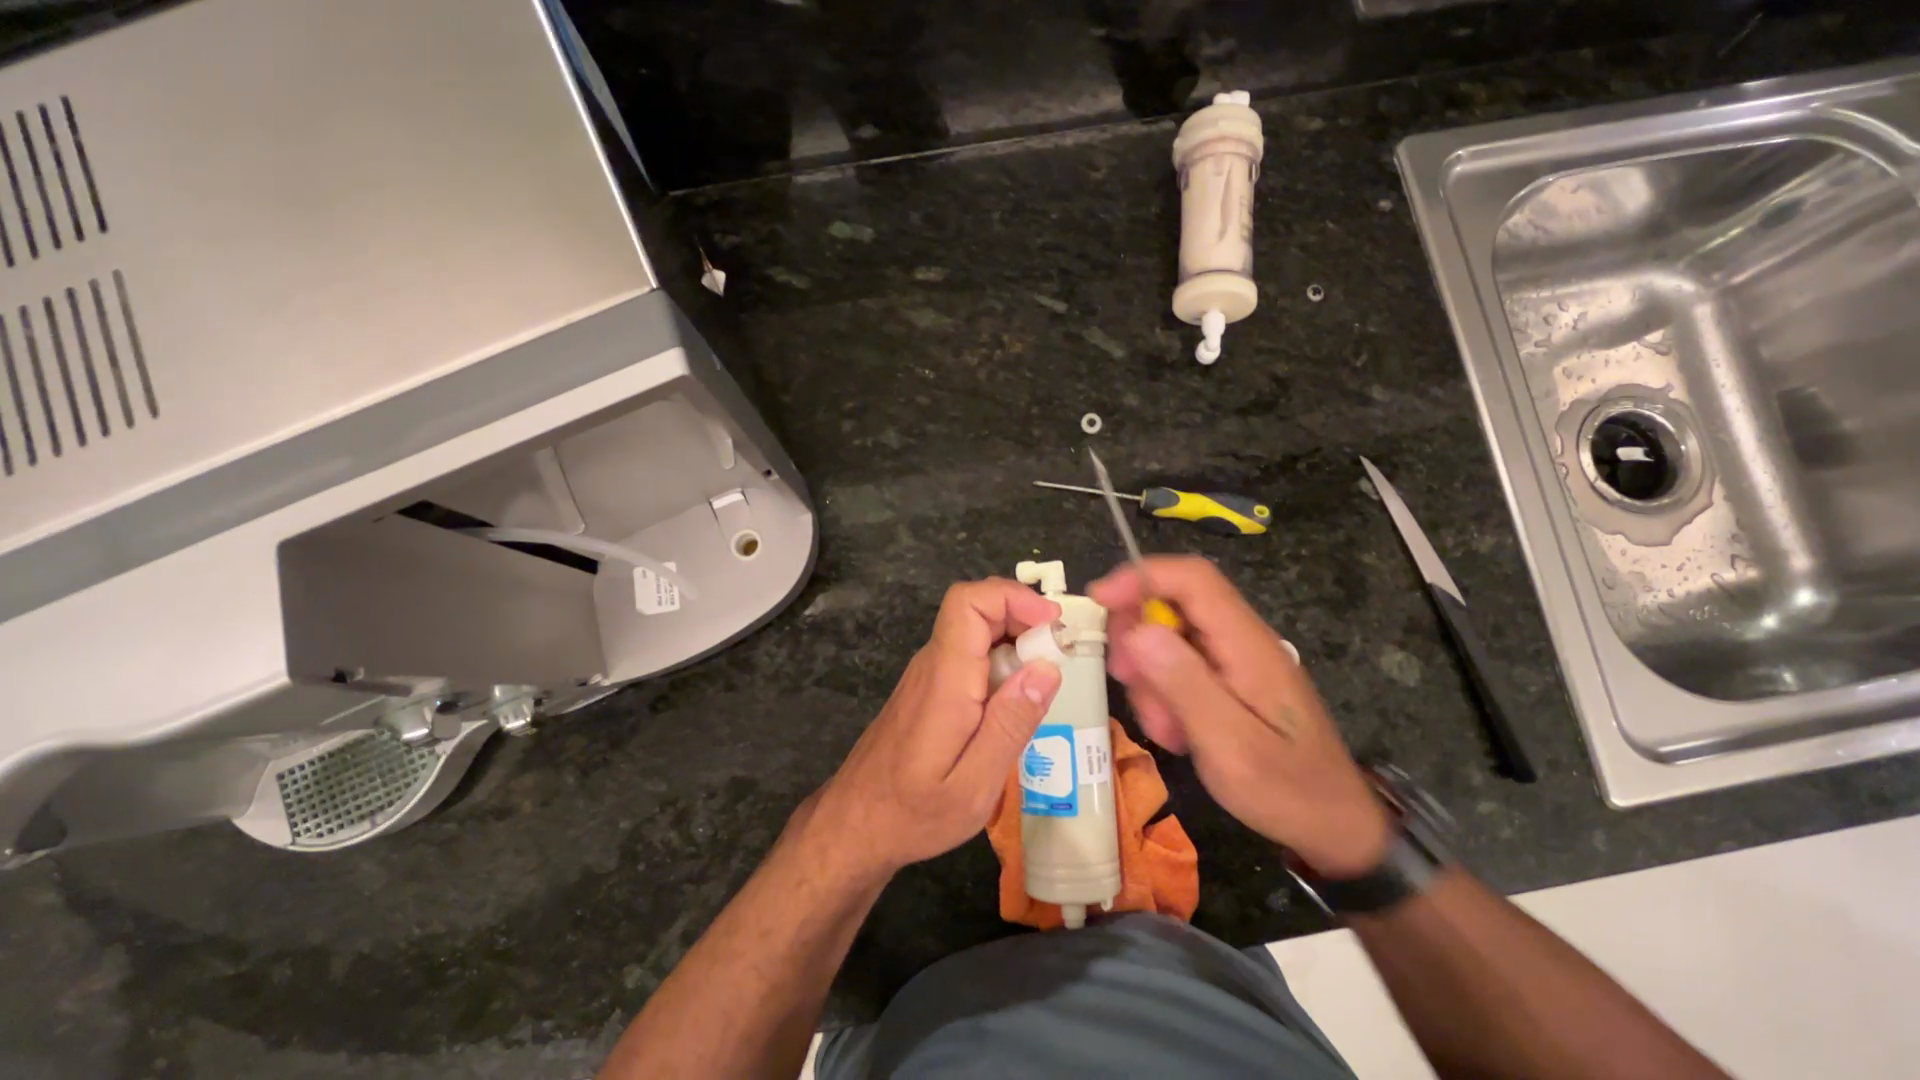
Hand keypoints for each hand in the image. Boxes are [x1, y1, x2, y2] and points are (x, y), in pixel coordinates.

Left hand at [807, 579, 1064, 881]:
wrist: (855, 827)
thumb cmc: (914, 813)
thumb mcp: (974, 785)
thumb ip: (1011, 724)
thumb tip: (1047, 667)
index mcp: (945, 680)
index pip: (968, 602)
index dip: (1014, 597)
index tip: (1054, 626)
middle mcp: (932, 666)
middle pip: (976, 610)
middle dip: (1024, 619)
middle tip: (1060, 656)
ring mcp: (926, 677)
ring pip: (974, 633)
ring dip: (1014, 642)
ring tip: (1044, 683)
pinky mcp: (927, 692)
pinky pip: (967, 658)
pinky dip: (999, 664)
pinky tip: (1014, 703)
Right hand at [1089, 556, 1390, 877]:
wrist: (1336, 827)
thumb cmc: (1287, 789)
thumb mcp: (1229, 745)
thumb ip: (1184, 685)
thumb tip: (1138, 631)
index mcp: (1248, 645)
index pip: (1192, 579)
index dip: (1140, 578)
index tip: (1098, 603)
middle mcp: (1243, 643)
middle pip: (1176, 605)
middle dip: (1138, 637)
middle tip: (1124, 680)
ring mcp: (1238, 664)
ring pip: (1173, 641)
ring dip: (1152, 677)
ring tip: (1166, 729)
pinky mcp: (1233, 685)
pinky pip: (1184, 670)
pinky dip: (1167, 696)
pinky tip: (1179, 735)